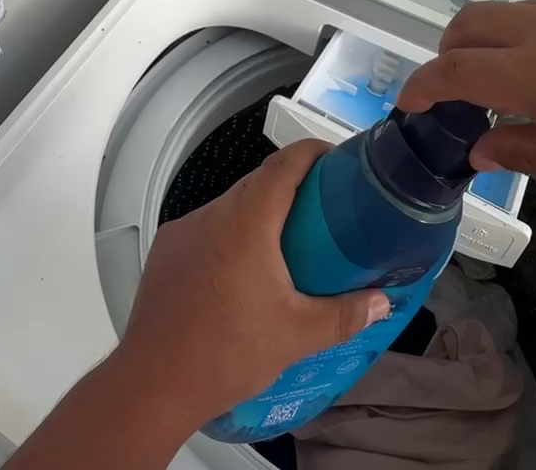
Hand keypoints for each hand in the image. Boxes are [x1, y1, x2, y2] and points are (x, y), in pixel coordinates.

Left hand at [110, 139, 391, 429]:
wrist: (154, 383)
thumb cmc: (228, 353)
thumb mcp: (297, 336)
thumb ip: (344, 316)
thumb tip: (382, 302)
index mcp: (248, 222)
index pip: (283, 165)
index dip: (311, 152)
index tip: (334, 158)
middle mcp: (213, 214)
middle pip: (257, 182)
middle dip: (290, 186)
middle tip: (320, 210)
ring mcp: (185, 229)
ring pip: (230, 205)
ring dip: (258, 213)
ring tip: (283, 246)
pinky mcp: (167, 249)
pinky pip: (207, 227)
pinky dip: (229, 234)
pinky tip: (239, 271)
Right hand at [396, 0, 535, 204]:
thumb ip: (525, 150)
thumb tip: (482, 147)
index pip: (454, 70)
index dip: (422, 86)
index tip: (408, 105)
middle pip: (467, 24)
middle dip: (446, 55)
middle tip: (454, 94)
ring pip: (504, 12)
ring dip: (483, 40)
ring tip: (502, 83)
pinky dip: (521, 33)